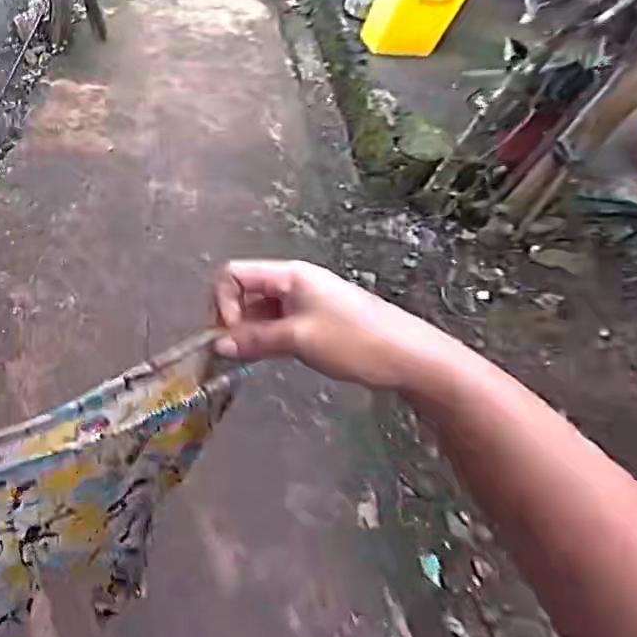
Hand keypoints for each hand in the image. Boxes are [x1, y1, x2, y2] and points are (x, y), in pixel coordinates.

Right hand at [212, 260, 462, 391]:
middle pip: (242, 289)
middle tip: (235, 346)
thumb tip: (217, 345)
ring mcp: (305, 298)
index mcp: (288, 274)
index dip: (223, 301)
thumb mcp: (298, 340)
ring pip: (258, 306)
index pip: (232, 274)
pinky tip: (270, 353)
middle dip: (232, 316)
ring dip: (248, 328)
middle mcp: (293, 280)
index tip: (231, 332)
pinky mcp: (315, 316)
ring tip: (252, 354)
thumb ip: (253, 340)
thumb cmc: (357, 343)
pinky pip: (275, 318)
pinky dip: (265, 334)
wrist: (419, 362)